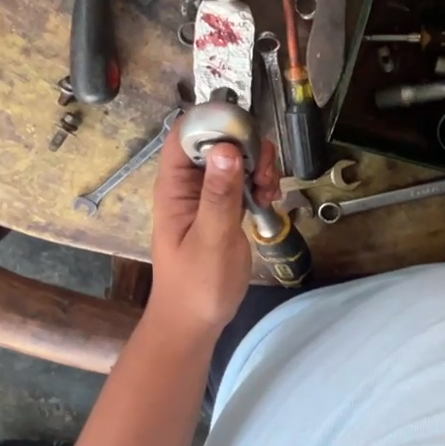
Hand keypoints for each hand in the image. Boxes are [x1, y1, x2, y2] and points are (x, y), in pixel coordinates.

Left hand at [148, 132, 280, 332]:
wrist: (196, 322)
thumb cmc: (196, 285)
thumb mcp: (211, 239)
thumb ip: (219, 194)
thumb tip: (226, 148)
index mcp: (175, 186)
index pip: (187, 133)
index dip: (214, 123)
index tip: (246, 136)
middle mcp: (190, 183)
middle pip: (218, 140)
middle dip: (246, 147)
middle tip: (263, 173)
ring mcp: (209, 194)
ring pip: (237, 157)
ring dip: (259, 166)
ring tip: (268, 190)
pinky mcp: (226, 206)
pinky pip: (245, 179)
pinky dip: (262, 182)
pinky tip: (270, 200)